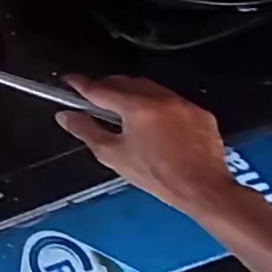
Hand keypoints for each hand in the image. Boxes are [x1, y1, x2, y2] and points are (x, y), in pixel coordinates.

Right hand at [54, 74, 242, 214]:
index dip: (80, 83)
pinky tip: (152, 119)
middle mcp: (160, 99)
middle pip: (124, 82)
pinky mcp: (200, 113)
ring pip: (148, 87)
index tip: (69, 80)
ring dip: (130, 91)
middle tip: (92, 97)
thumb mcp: (113, 155)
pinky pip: (169, 99)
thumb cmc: (156, 175)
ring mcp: (182, 104)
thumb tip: (65, 116)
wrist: (206, 191)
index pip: (100, 89)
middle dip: (105, 85)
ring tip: (121, 106)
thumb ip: (85, 131)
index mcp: (136, 107)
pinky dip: (154, 102)